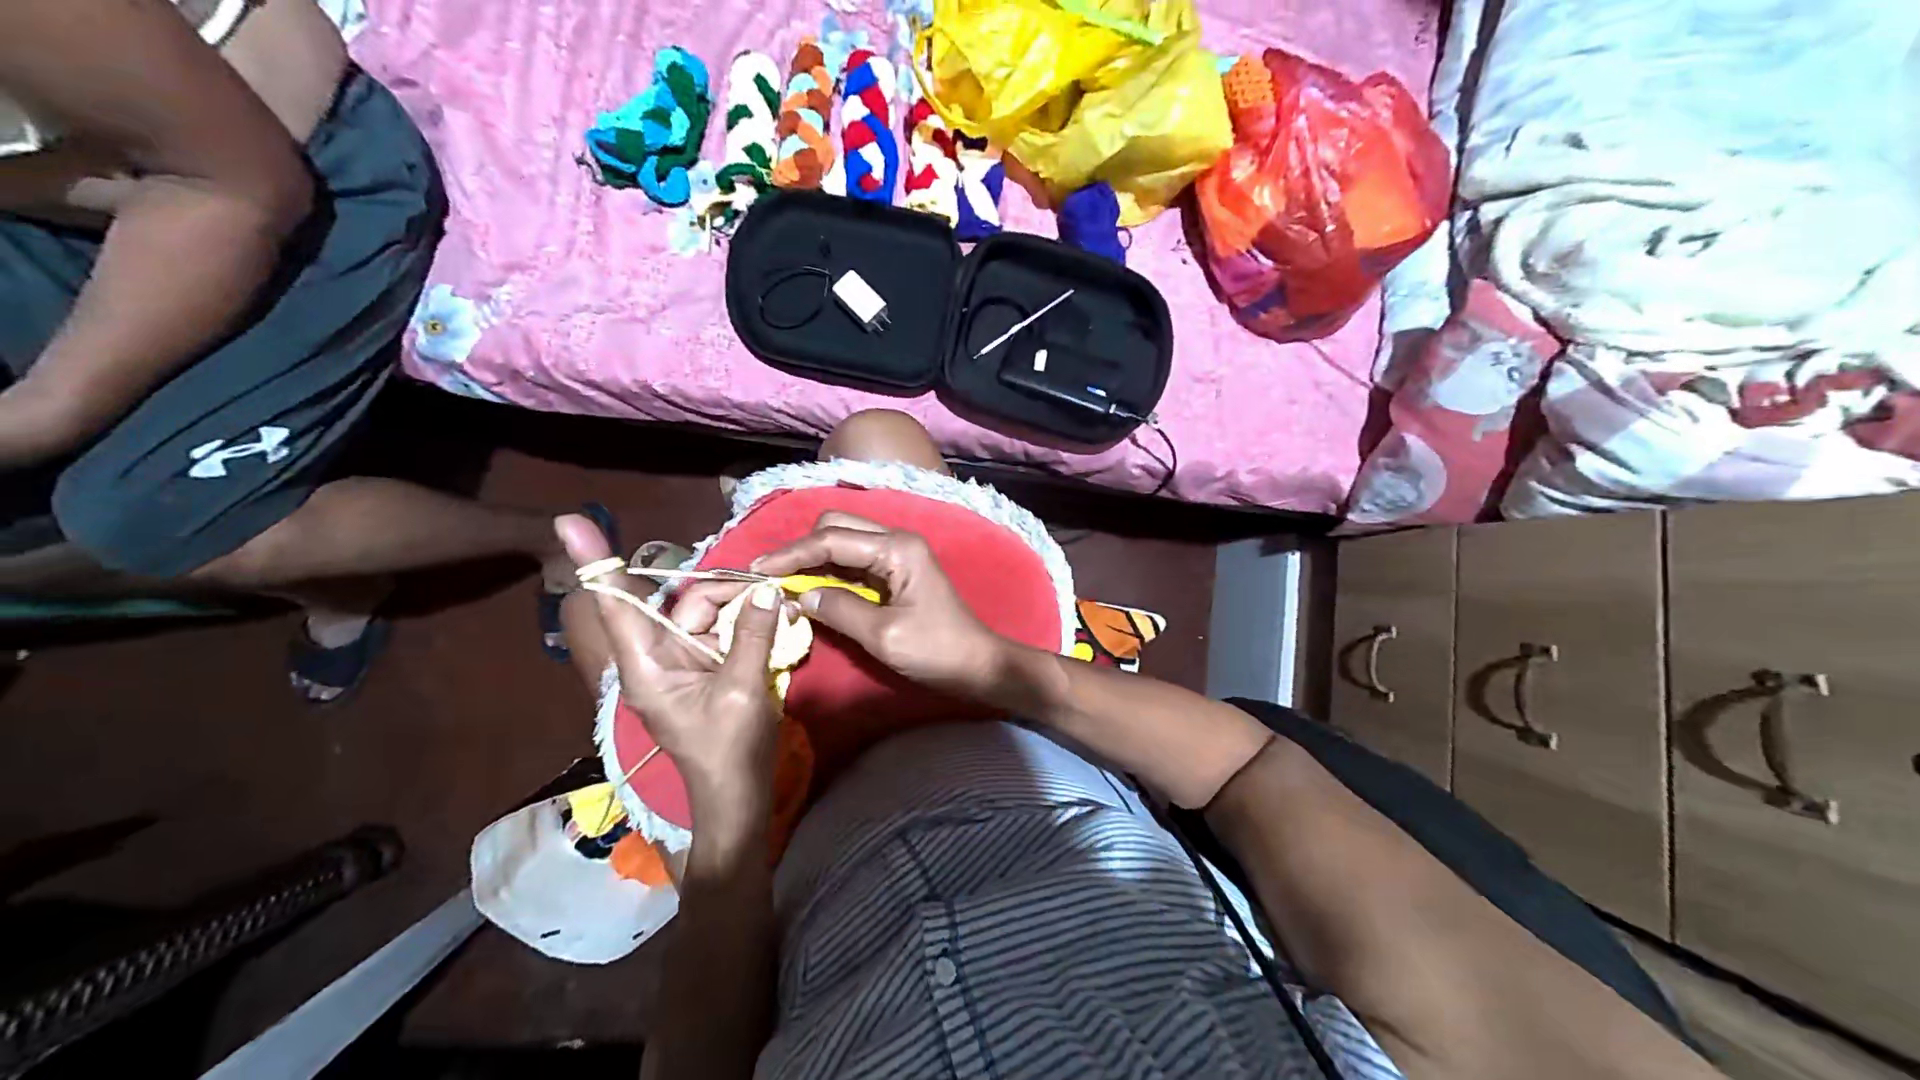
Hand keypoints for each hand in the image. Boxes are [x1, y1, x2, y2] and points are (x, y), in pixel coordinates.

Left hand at [556, 515, 782, 839]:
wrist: (738, 795)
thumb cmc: (729, 750)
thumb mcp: (742, 690)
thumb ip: (752, 636)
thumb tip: (766, 590)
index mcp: (647, 665)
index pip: (617, 604)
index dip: (597, 560)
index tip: (568, 520)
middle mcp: (657, 656)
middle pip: (682, 601)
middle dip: (724, 590)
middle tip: (768, 590)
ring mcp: (682, 661)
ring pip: (708, 611)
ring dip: (744, 606)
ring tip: (781, 608)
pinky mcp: (705, 667)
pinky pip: (723, 629)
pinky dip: (749, 622)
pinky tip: (778, 619)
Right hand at [748, 513, 1014, 702]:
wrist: (977, 665)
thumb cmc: (936, 650)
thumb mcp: (883, 636)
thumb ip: (839, 610)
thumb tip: (800, 597)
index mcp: (896, 549)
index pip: (831, 539)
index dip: (791, 554)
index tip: (758, 571)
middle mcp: (896, 540)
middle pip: (835, 526)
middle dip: (801, 548)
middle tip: (772, 577)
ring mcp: (897, 554)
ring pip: (842, 540)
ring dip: (813, 558)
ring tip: (783, 583)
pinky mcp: (895, 571)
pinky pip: (853, 560)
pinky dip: (829, 570)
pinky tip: (811, 588)